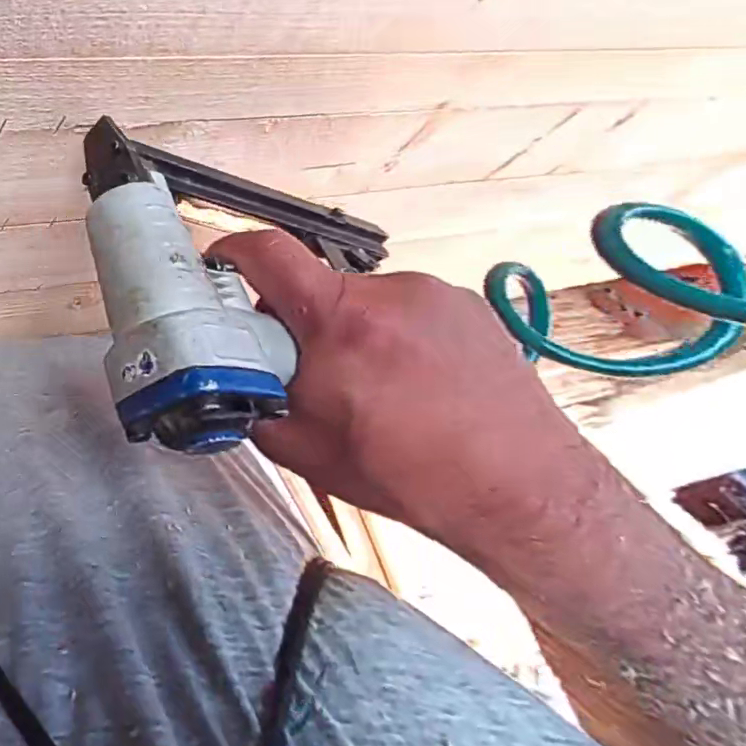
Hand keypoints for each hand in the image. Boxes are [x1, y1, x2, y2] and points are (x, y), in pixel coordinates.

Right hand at [207, 230, 622, 564]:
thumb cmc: (412, 475)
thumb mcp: (298, 443)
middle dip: (293, 320)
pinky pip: (398, 307)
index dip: (231, 250)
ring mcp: (434, 297)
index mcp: (340, 323)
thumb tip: (229, 380)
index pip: (268, 252)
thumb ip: (253, 396)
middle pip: (309, 284)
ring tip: (364, 381)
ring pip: (354, 298)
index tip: (220, 263)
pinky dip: (385, 334)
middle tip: (300, 365)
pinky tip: (404, 379)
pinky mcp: (466, 308)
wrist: (525, 495)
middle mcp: (390, 296)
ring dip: (341, 329)